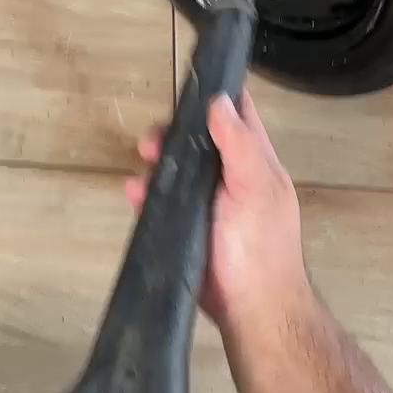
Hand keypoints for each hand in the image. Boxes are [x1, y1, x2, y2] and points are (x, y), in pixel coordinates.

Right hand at [125, 92, 311, 329]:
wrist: (250, 309)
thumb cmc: (259, 243)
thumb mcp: (256, 184)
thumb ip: (239, 142)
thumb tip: (219, 99)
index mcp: (255, 161)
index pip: (239, 116)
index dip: (219, 96)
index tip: (191, 82)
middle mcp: (231, 177)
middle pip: (198, 141)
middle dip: (173, 135)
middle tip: (150, 140)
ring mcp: (207, 204)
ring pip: (176, 170)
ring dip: (156, 163)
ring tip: (140, 164)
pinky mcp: (184, 228)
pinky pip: (161, 202)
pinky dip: (145, 193)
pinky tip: (133, 193)